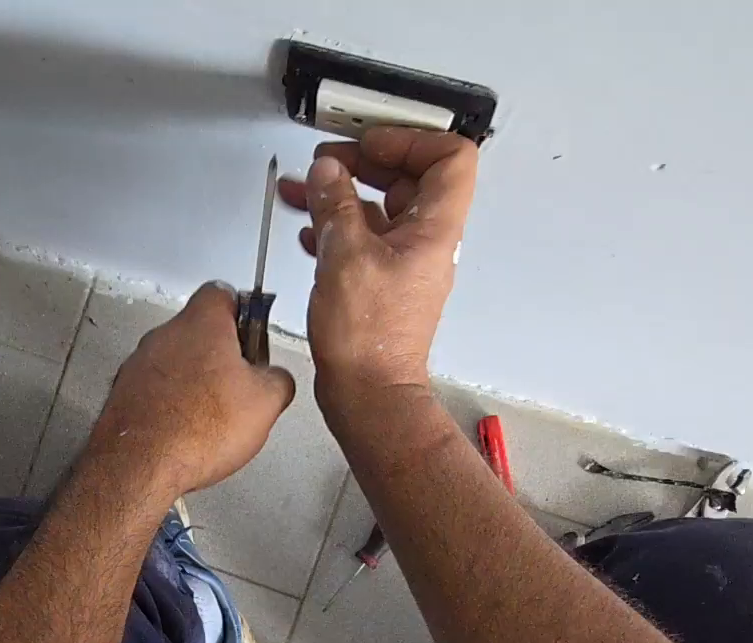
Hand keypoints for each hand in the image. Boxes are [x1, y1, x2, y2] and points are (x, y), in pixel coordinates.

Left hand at [82, 283, 294, 496]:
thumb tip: (276, 379)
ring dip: (192, 382)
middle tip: (238, 386)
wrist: (142, 466)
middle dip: (219, 356)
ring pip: (174, 363)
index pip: (223, 293)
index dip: (243, 313)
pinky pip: (154, 391)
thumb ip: (278, 379)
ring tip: (210, 417)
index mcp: (201, 323)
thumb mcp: (266, 403)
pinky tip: (184, 433)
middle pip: (198, 332)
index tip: (254, 337)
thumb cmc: (199, 428)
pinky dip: (169, 405)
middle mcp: (164, 335)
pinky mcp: (122, 395)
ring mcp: (138, 365)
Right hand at [276, 127, 479, 408]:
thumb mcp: (345, 256)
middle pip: (406, 181)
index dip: (409, 140)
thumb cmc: (369, 340)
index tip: (369, 141)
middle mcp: (424, 244)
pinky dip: (335, 229)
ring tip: (304, 191)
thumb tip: (326, 172)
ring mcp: (401, 266)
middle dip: (363, 164)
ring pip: (376, 212)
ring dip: (340, 197)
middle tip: (328, 163)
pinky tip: (308, 231)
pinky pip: (361, 242)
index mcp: (434, 229)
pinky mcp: (379, 287)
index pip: (448, 157)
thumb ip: (334, 205)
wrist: (367, 393)